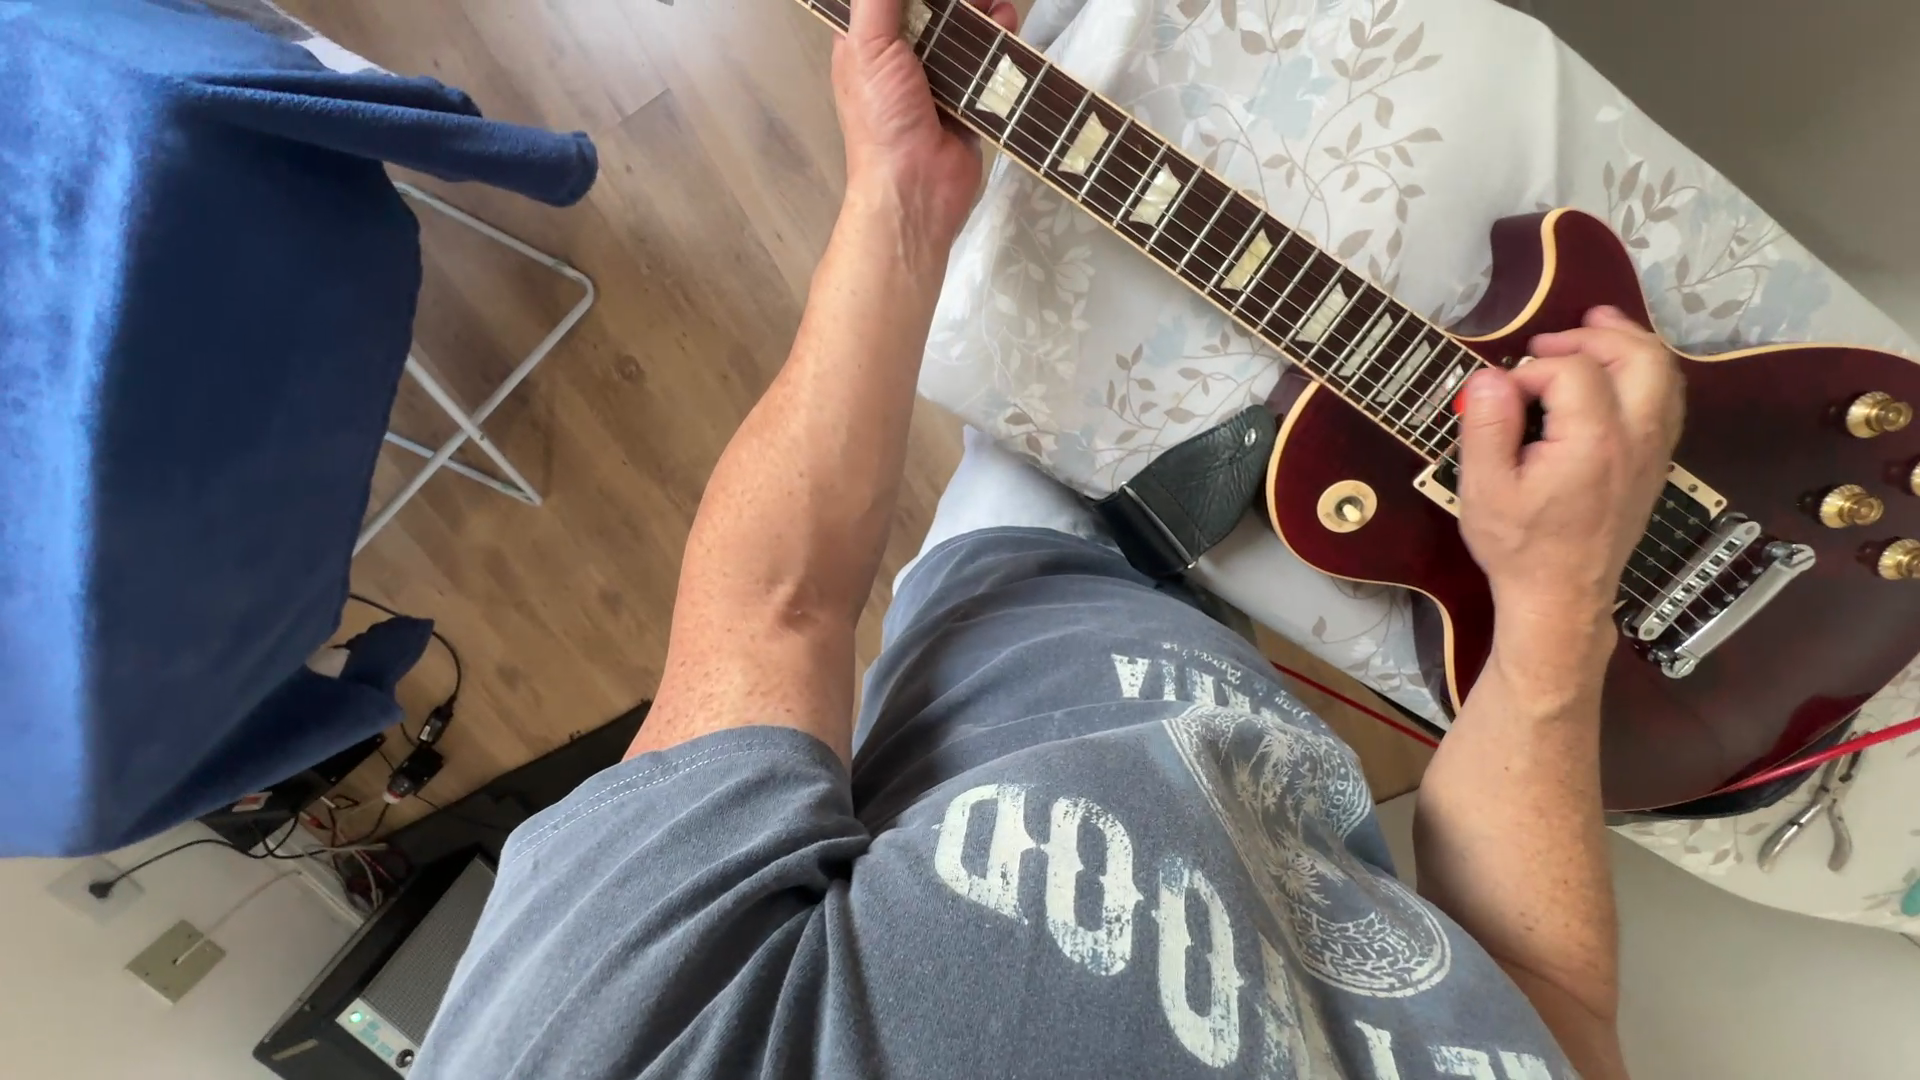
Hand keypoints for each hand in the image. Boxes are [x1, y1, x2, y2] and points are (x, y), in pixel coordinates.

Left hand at [831, 0, 1017, 256]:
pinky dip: (1000, 41)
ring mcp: (938, 81)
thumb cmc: (881, 121)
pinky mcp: (969, 101)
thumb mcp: (866, 44)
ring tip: (997, 3)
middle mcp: (901, 58)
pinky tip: (1006, 25)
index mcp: (867, 42)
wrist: (916, 189)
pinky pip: (987, 62)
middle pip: (932, 7)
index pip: (888, 0)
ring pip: (963, 29)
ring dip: (982, 8)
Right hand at [1456, 306, 1683, 672]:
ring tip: (1589, 332)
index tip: (1493, 399)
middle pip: (1638, 358)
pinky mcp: (1654, 462)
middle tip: (1545, 341)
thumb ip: (1486, 427)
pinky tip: (1611, 374)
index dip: (1527, 372)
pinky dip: (1640, 372)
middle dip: (1593, 338)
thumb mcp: (1482, 489)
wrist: (1560, 594)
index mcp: (1593, 441)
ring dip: (1625, 346)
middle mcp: (1637, 437)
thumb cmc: (1516, 544)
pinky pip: (1663, 398)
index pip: (1570, 373)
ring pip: (1661, 374)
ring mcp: (1654, 449)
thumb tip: (1489, 377)